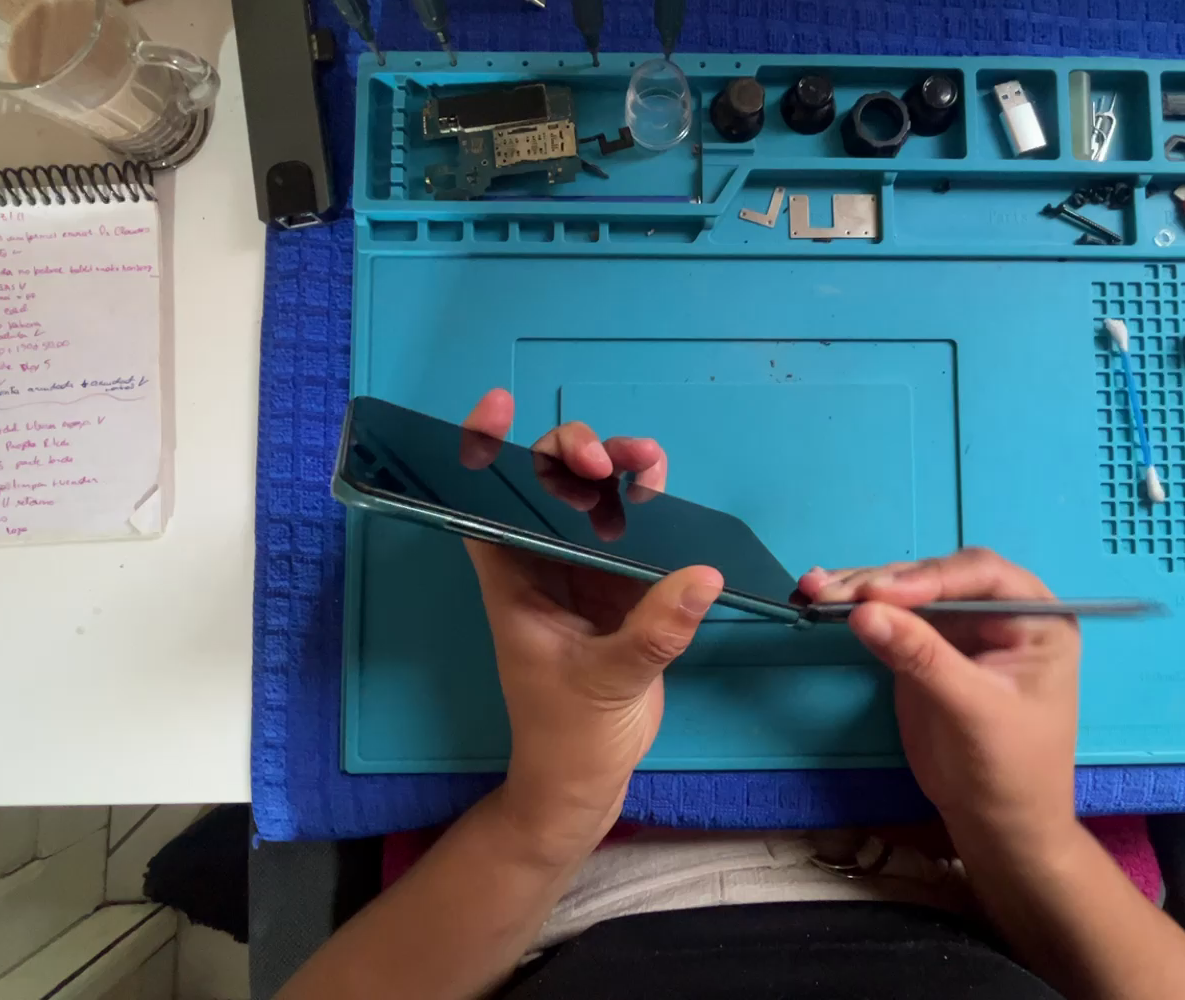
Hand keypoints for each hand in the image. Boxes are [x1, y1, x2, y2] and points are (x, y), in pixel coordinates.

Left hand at [459, 389, 722, 858]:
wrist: (587, 776)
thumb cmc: (569, 733)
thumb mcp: (607, 683)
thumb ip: (653, 630)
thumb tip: (705, 575)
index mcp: (514, 580)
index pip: (480, 503)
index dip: (479, 451)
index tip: (498, 408)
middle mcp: (544, 563)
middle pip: (544, 485)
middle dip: (569, 454)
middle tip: (604, 462)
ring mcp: (584, 570)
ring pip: (590, 497)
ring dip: (615, 468)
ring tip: (648, 463)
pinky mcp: (621, 584)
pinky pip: (630, 526)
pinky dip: (645, 503)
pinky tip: (660, 493)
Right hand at [799, 549, 1083, 864]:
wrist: (996, 823)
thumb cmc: (1008, 769)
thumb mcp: (972, 710)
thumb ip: (922, 657)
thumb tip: (863, 611)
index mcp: (1034, 617)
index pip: (980, 576)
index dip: (929, 577)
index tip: (878, 593)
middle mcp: (995, 610)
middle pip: (932, 576)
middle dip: (879, 582)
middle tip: (828, 591)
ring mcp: (956, 624)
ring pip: (902, 590)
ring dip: (855, 588)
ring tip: (810, 588)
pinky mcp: (922, 641)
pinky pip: (885, 614)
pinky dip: (852, 608)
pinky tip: (818, 598)